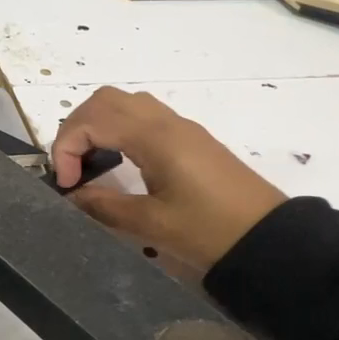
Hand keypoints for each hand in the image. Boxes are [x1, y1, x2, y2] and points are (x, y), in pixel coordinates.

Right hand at [52, 86, 285, 270]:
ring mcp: (180, 127)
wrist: (272, 239)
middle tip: (71, 168)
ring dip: (96, 125)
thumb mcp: (150, 224)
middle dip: (75, 129)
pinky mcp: (189, 139)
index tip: (66, 184)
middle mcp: (166, 122)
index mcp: (155, 138)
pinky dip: (116, 129)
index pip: (91, 121)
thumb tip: (71, 195)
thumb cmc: (209, 230)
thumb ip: (102, 205)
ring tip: (90, 164)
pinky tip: (117, 162)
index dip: (66, 148)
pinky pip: (142, 116)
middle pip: (104, 100)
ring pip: (123, 103)